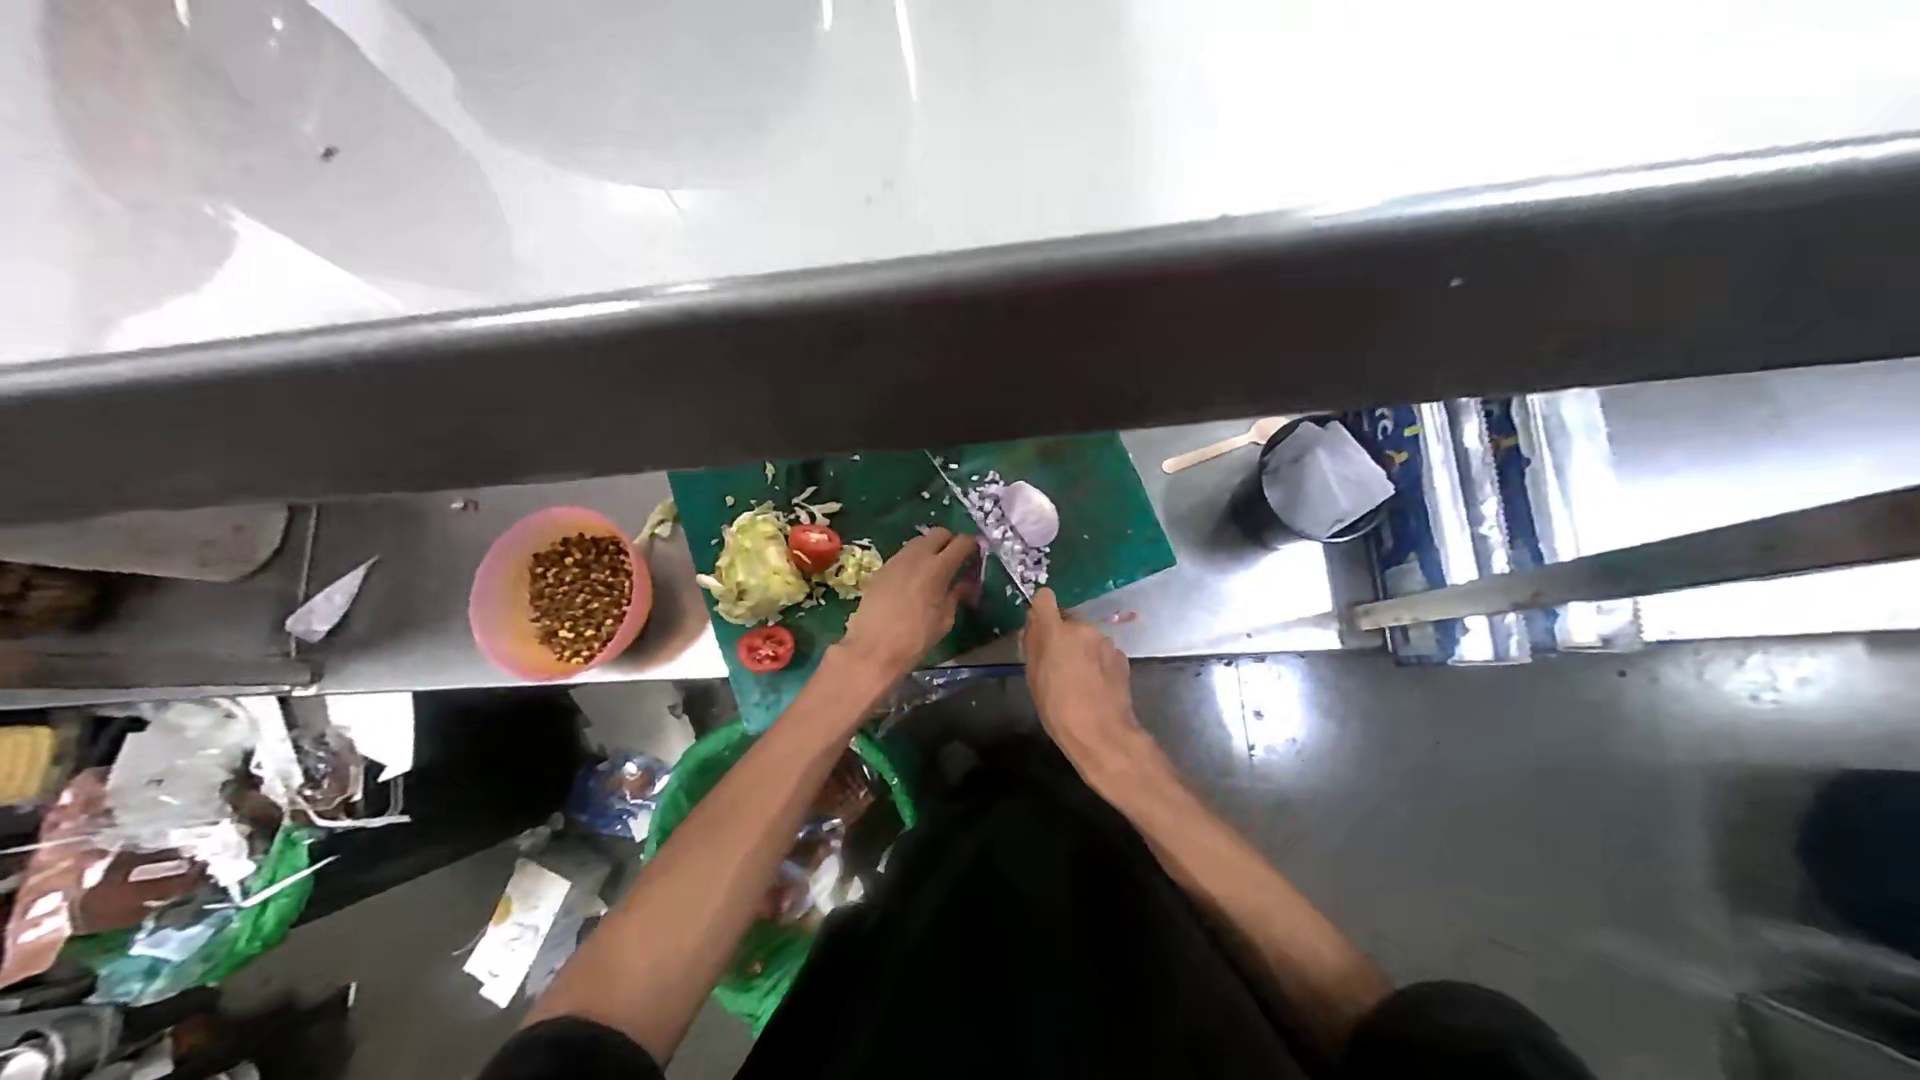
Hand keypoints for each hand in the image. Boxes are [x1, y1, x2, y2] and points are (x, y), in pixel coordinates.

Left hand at [839, 528, 976, 677]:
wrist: (873, 649)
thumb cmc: (915, 639)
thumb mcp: (945, 619)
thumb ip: (956, 595)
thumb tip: (963, 583)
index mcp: (938, 568)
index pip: (962, 542)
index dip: (972, 546)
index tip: (974, 556)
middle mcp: (917, 556)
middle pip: (939, 533)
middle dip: (950, 541)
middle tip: (955, 560)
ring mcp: (895, 560)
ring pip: (918, 541)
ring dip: (930, 549)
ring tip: (933, 569)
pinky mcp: (880, 569)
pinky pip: (902, 555)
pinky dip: (913, 560)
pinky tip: (912, 580)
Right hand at [1022, 588, 1142, 768]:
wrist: (1102, 733)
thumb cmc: (1058, 707)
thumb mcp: (1033, 676)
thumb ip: (1033, 643)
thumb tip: (1034, 623)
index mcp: (1057, 631)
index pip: (1045, 598)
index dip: (1041, 609)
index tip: (1040, 626)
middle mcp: (1084, 629)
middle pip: (1068, 621)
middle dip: (1062, 635)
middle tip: (1057, 663)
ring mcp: (1106, 641)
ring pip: (1086, 637)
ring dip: (1081, 649)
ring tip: (1078, 679)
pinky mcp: (1121, 656)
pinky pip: (1101, 651)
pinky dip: (1097, 661)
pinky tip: (1095, 685)